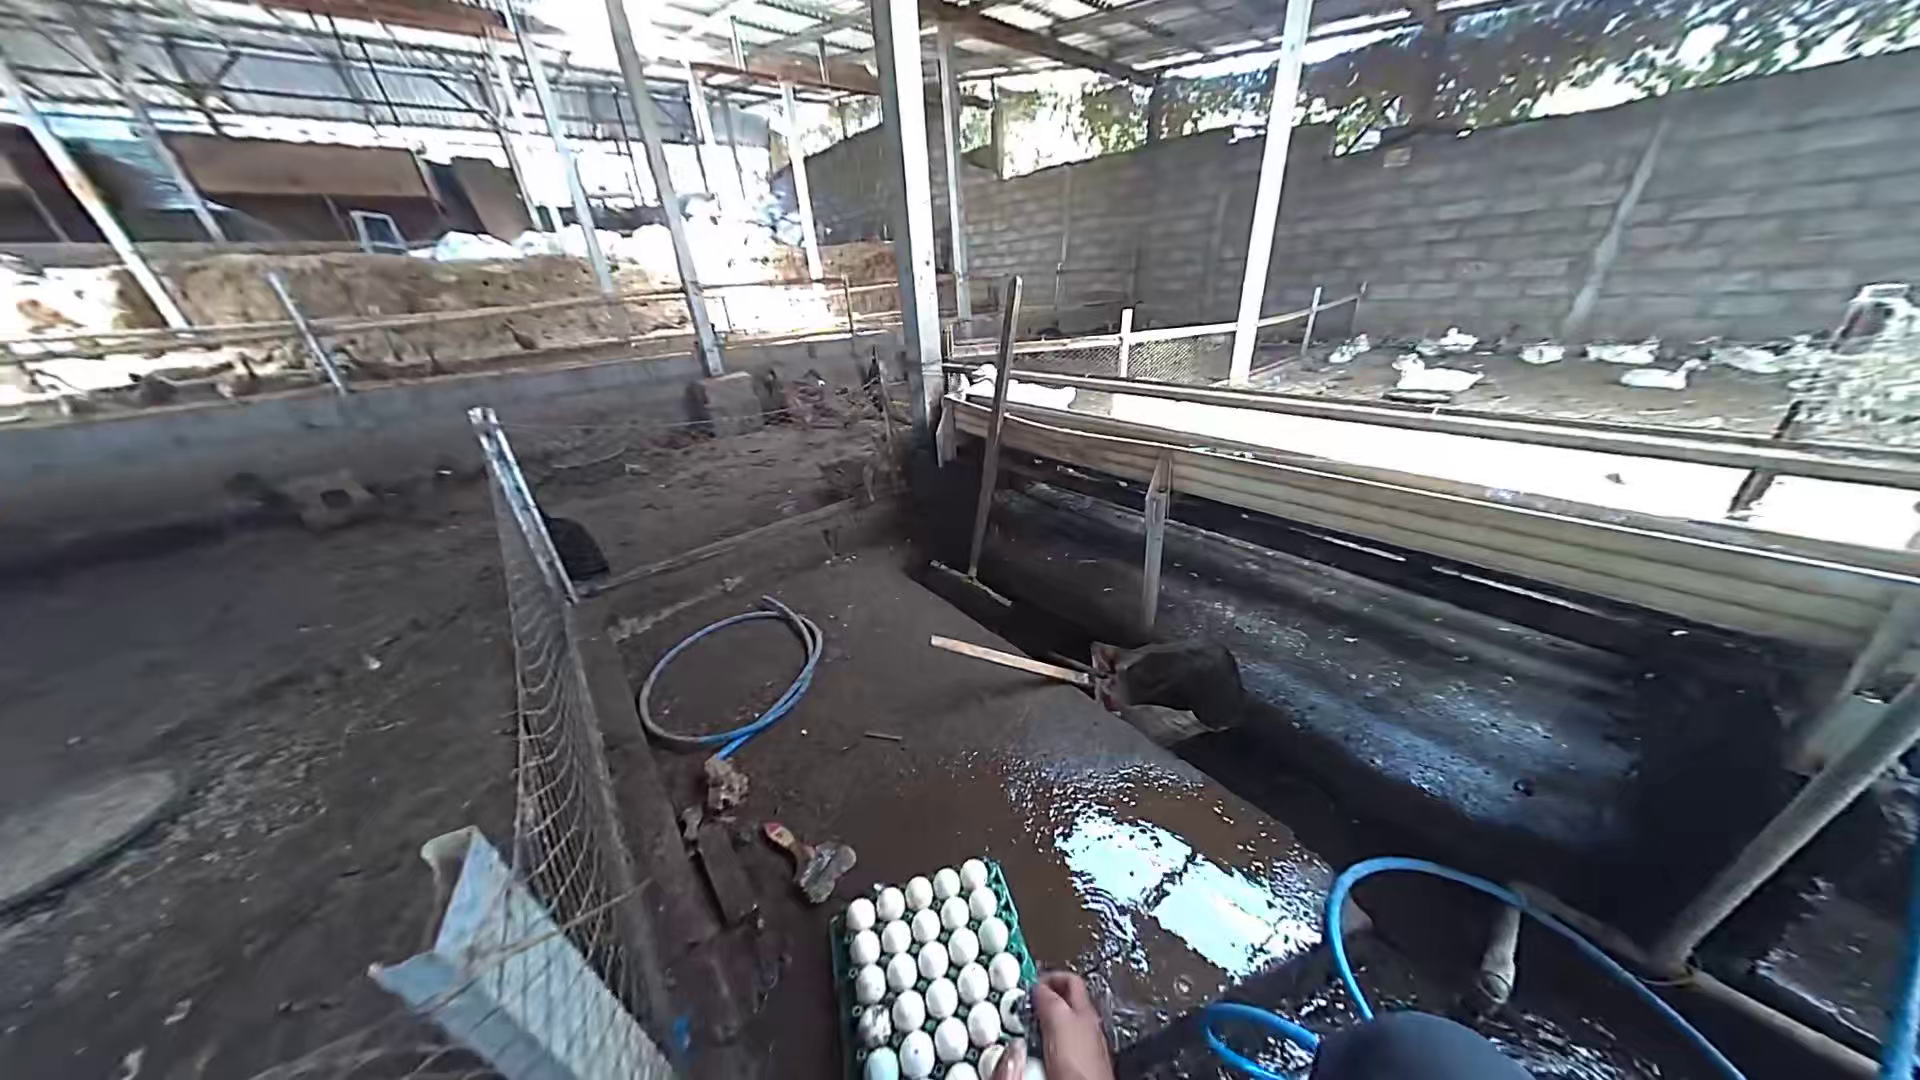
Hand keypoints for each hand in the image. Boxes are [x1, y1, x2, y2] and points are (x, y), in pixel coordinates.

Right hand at [990, 972, 1113, 1079]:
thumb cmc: (1080, 1065)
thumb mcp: (1057, 1019)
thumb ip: (1048, 998)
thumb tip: (1037, 986)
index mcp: (1086, 1010)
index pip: (1070, 980)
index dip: (1050, 977)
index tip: (1032, 981)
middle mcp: (1087, 1029)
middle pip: (1060, 1006)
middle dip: (1041, 1006)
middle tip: (1027, 1009)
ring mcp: (1081, 1051)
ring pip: (1055, 1030)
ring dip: (1040, 1030)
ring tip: (1028, 1035)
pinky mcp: (1073, 1070)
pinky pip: (1053, 1052)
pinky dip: (1042, 1050)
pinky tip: (1036, 1057)